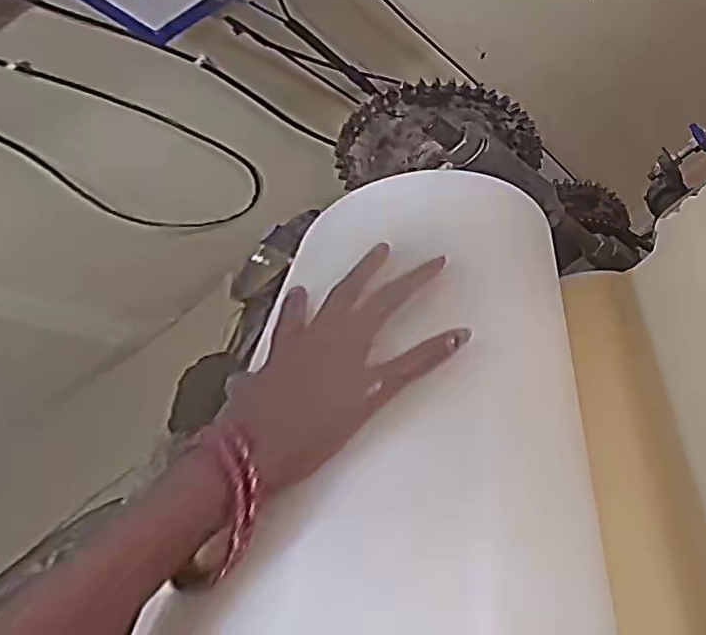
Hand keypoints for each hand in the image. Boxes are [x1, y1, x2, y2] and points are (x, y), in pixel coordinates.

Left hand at [218, 243, 469, 496]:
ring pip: (307, 310)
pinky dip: (280, 330)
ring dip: (316, 293)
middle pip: (349, 291)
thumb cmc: (317, 426)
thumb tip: (458, 335)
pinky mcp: (265, 370)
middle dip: (369, 268)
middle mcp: (320, 333)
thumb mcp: (376, 393)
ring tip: (309, 286)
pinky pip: (276, 339)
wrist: (246, 457)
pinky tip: (272, 336)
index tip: (436, 261)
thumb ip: (417, 362)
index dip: (417, 278)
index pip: (391, 297)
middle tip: (382, 249)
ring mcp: (289, 349)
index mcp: (351, 335)